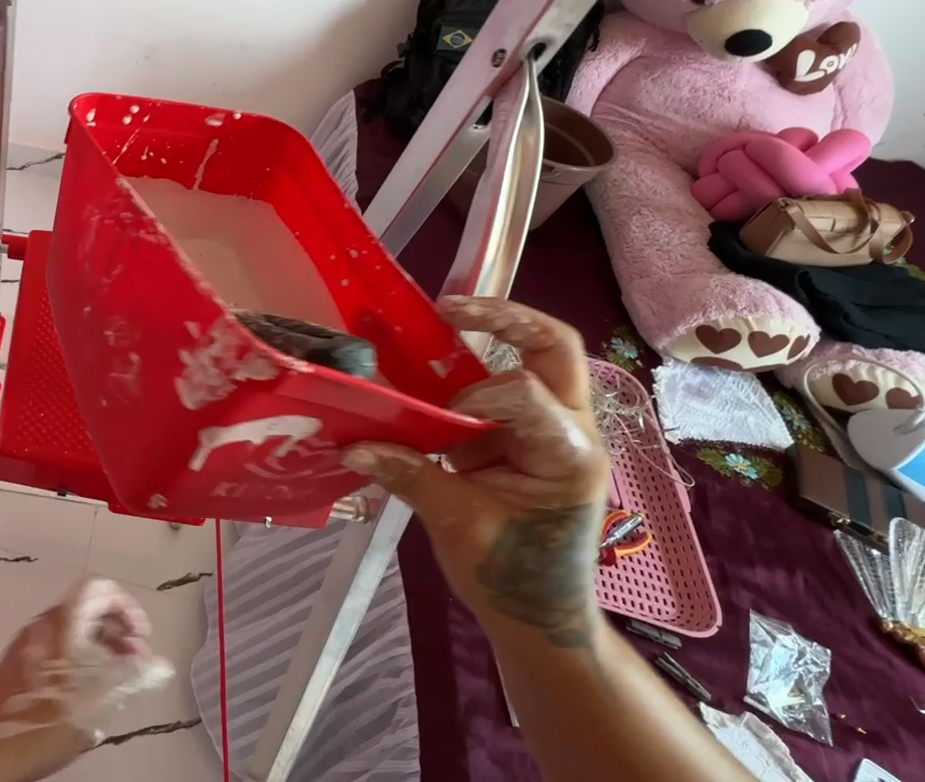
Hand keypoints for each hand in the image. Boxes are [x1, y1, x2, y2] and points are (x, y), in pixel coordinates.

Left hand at [0, 578, 172, 781]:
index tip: (143, 635)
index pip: (98, 588)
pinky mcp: (18, 666)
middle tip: (138, 659)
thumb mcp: (91, 706)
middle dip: (118, 629)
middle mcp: (42, 625)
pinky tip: (89, 694)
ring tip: (119, 679)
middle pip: (87, 608)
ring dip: (101, 647)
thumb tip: (162, 664)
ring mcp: (27, 644)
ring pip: (73, 630)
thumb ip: (130, 680)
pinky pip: (58, 647)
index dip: (127, 605)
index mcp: (60, 623)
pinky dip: (81, 659)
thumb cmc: (36, 726)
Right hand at [342, 296, 609, 650]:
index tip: (439, 424)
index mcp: (568, 455)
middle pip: (555, 349)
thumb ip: (408, 474)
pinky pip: (505, 386)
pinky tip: (431, 371)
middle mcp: (573, 430)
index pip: (526, 395)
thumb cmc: (513, 577)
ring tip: (438, 323)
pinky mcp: (528, 435)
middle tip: (446, 307)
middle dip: (505, 318)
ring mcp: (553, 429)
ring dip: (486, 338)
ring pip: (535, 358)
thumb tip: (352, 443)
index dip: (477, 397)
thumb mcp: (457, 525)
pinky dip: (468, 373)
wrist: (541, 617)